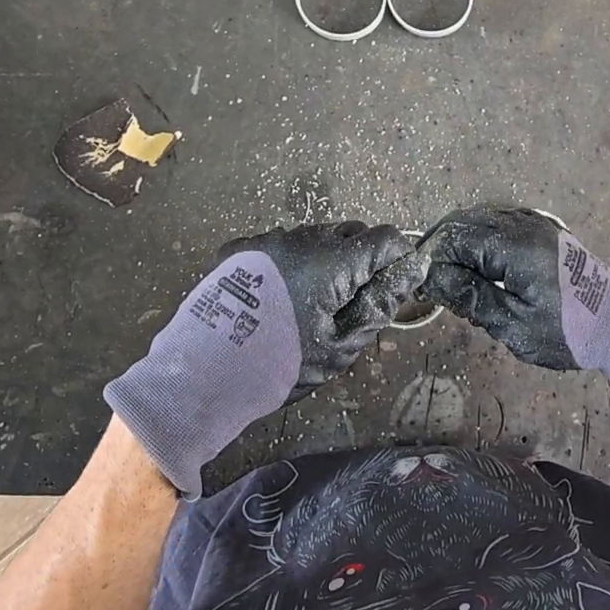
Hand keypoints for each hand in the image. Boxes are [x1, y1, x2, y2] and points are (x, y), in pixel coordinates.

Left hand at [104, 221, 422, 495]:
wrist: (199, 376)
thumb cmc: (277, 367)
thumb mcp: (338, 347)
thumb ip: (379, 306)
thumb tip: (410, 274)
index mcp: (332, 262)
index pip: (384, 239)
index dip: (397, 258)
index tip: (395, 282)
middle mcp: (303, 239)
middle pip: (351, 232)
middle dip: (362, 259)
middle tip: (351, 301)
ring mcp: (269, 240)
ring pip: (317, 236)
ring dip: (327, 258)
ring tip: (312, 301)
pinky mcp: (242, 248)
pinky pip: (283, 244)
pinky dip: (293, 262)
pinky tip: (280, 297)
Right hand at [421, 206, 609, 406]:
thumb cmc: (569, 333)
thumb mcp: (514, 324)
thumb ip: (471, 296)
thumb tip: (431, 276)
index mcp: (516, 246)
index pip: (457, 236)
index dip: (431, 255)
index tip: (416, 280)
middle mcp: (524, 225)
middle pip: (466, 222)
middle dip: (442, 247)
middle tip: (429, 281)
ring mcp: (535, 224)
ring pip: (482, 220)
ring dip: (460, 242)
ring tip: (449, 277)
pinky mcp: (543, 231)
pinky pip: (500, 224)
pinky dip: (480, 240)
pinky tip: (476, 266)